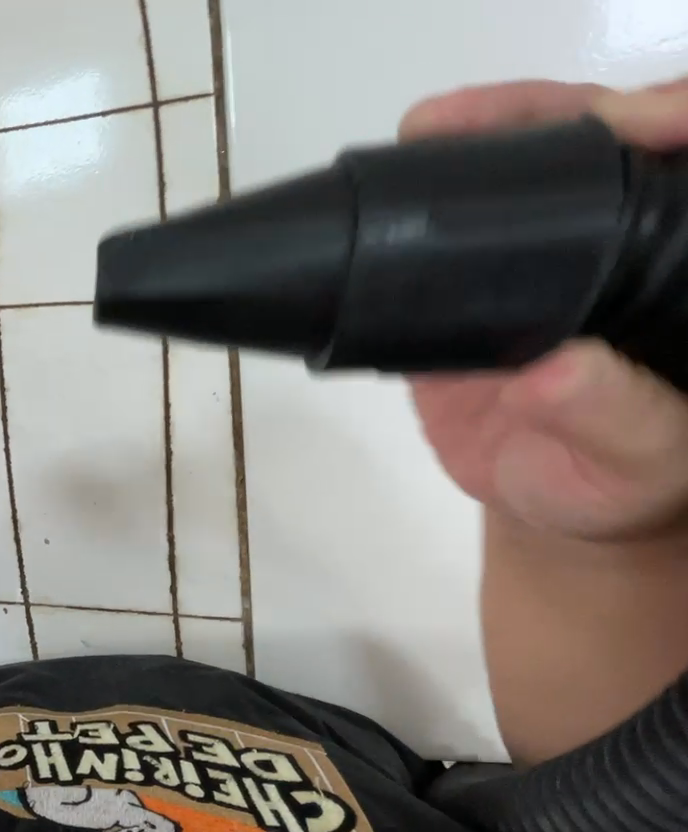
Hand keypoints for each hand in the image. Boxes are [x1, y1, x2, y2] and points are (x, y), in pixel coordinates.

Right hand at [401, 77, 687, 540]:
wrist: (540, 498)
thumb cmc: (615, 485)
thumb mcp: (636, 465)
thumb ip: (615, 422)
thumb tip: (550, 372)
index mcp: (687, 265)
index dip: (676, 119)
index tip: (626, 126)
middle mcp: (634, 242)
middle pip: (607, 147)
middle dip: (557, 115)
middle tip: (480, 122)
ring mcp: (550, 260)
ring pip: (527, 173)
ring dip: (485, 138)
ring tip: (429, 128)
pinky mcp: (474, 287)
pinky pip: (447, 235)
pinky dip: (415, 204)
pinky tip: (390, 182)